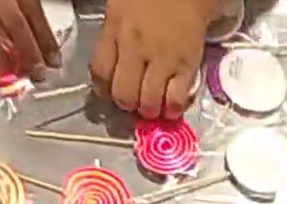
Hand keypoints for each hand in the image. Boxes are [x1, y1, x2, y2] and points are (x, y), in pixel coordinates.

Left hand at [90, 0, 210, 117]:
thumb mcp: (121, 7)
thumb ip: (113, 36)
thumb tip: (111, 69)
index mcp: (116, 28)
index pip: (100, 73)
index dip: (105, 90)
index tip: (112, 91)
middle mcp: (136, 46)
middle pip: (124, 96)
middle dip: (128, 104)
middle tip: (135, 100)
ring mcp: (162, 59)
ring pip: (149, 104)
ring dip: (150, 110)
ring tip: (154, 105)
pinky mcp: (185, 67)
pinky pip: (175, 101)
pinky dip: (172, 110)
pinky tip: (171, 106)